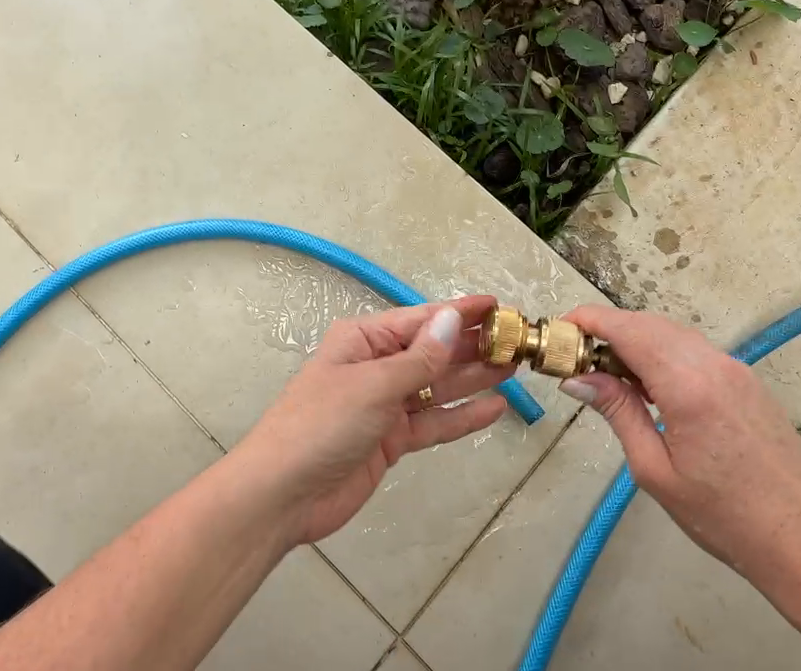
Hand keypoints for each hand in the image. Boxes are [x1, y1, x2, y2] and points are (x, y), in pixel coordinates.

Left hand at [232, 296, 512, 546]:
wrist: (282, 495)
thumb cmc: (321, 425)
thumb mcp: (373, 385)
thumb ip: (419, 358)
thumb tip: (451, 319)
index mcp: (363, 340)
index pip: (420, 320)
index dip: (459, 313)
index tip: (497, 305)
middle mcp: (376, 366)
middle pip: (432, 351)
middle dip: (472, 346)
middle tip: (517, 341)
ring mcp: (384, 405)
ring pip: (437, 386)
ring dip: (473, 378)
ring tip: (514, 368)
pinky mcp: (390, 440)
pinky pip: (433, 422)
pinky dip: (461, 416)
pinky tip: (494, 408)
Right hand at [557, 305, 800, 581]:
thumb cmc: (723, 517)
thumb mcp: (655, 470)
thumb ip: (617, 412)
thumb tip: (577, 378)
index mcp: (686, 384)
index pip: (626, 328)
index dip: (588, 321)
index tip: (559, 331)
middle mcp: (712, 363)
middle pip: (648, 323)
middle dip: (608, 331)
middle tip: (578, 360)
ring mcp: (735, 368)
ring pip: (672, 333)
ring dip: (636, 341)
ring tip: (610, 376)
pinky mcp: (747, 380)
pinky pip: (695, 350)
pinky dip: (664, 353)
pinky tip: (652, 387)